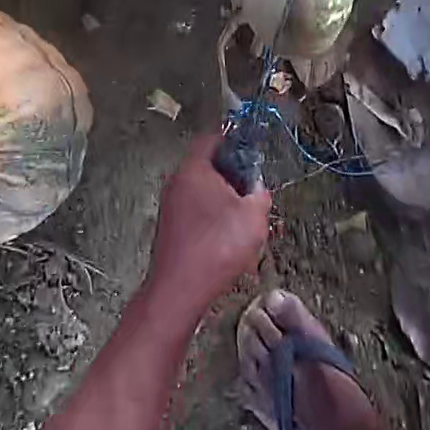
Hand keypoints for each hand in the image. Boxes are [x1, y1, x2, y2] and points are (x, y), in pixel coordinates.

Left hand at [145, 134, 272, 309]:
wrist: (180, 290)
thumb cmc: (218, 245)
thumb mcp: (254, 215)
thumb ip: (259, 195)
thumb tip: (256, 191)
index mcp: (194, 169)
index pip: (212, 139)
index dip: (234, 141)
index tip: (252, 152)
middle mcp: (176, 183)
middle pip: (207, 167)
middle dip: (233, 176)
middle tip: (253, 190)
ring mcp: (170, 207)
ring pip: (202, 192)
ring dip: (224, 200)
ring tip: (244, 219)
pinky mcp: (170, 229)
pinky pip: (195, 213)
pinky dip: (212, 219)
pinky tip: (227, 240)